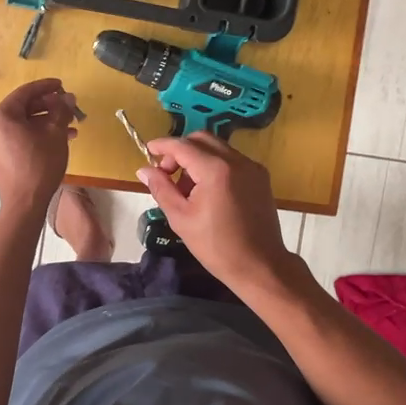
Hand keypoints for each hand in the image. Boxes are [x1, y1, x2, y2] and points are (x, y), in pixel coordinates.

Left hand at [0, 78, 78, 214]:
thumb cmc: (39, 164)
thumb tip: (67, 97)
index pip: (25, 92)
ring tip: (70, 127)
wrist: (24, 203)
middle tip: (68, 107)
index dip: (46, 87)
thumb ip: (61, 110)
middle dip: (49, 106)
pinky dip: (36, 134)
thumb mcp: (55, 133)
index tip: (62, 85)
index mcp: (1, 115)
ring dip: (46, 122)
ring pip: (23, 124)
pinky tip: (58, 140)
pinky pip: (19, 137)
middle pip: (23, 108)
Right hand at [138, 133, 299, 291]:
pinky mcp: (260, 177)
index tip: (148, 150)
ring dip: (197, 158)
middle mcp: (237, 161)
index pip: (182, 146)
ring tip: (187, 188)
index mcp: (215, 170)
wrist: (259, 265)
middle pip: (201, 139)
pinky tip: (207, 191)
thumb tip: (144, 170)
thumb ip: (161, 188)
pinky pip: (232, 160)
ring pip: (218, 148)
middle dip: (180, 150)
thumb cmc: (216, 246)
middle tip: (167, 172)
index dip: (162, 145)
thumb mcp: (180, 218)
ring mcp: (252, 167)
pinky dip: (215, 165)